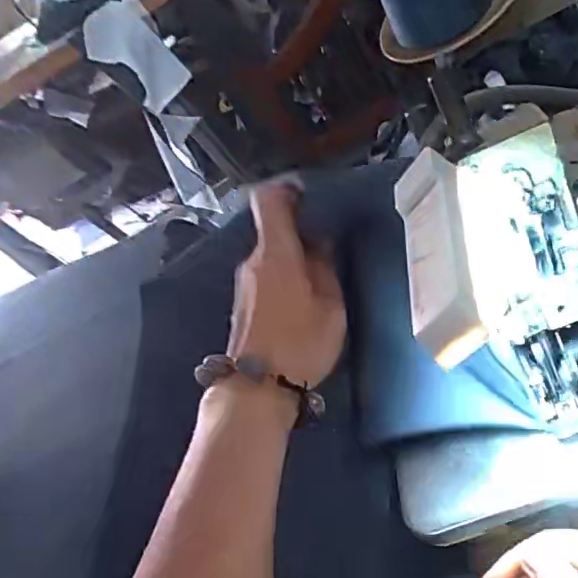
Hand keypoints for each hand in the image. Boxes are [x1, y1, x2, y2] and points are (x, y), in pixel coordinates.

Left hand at [230, 181, 345, 387]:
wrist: (260, 386)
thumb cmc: (301, 343)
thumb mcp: (331, 307)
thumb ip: (326, 270)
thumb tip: (321, 246)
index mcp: (276, 254)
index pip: (270, 201)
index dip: (289, 191)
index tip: (312, 197)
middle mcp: (253, 262)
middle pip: (275, 232)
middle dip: (303, 236)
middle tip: (333, 250)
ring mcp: (245, 284)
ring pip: (273, 258)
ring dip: (296, 262)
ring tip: (324, 281)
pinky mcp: (245, 305)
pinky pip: (268, 278)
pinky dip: (287, 280)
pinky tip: (306, 302)